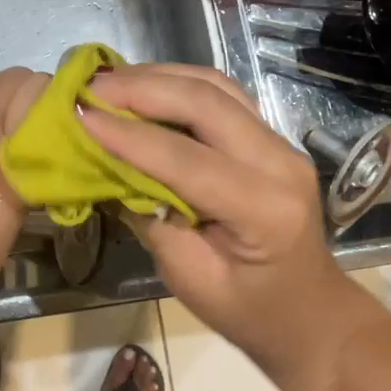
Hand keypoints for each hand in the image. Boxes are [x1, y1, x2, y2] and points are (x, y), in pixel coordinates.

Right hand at [83, 64, 363, 367]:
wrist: (310, 313)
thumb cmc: (248, 309)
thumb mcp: (191, 279)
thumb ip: (153, 218)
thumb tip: (107, 167)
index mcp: (265, 209)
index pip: (188, 160)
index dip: (130, 135)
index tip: (80, 116)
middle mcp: (280, 162)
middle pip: (207, 102)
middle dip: (142, 88)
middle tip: (89, 88)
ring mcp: (280, 142)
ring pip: (215, 85)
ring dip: (158, 76)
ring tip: (108, 80)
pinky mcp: (269, 134)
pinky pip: (221, 93)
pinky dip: (177, 83)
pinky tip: (142, 86)